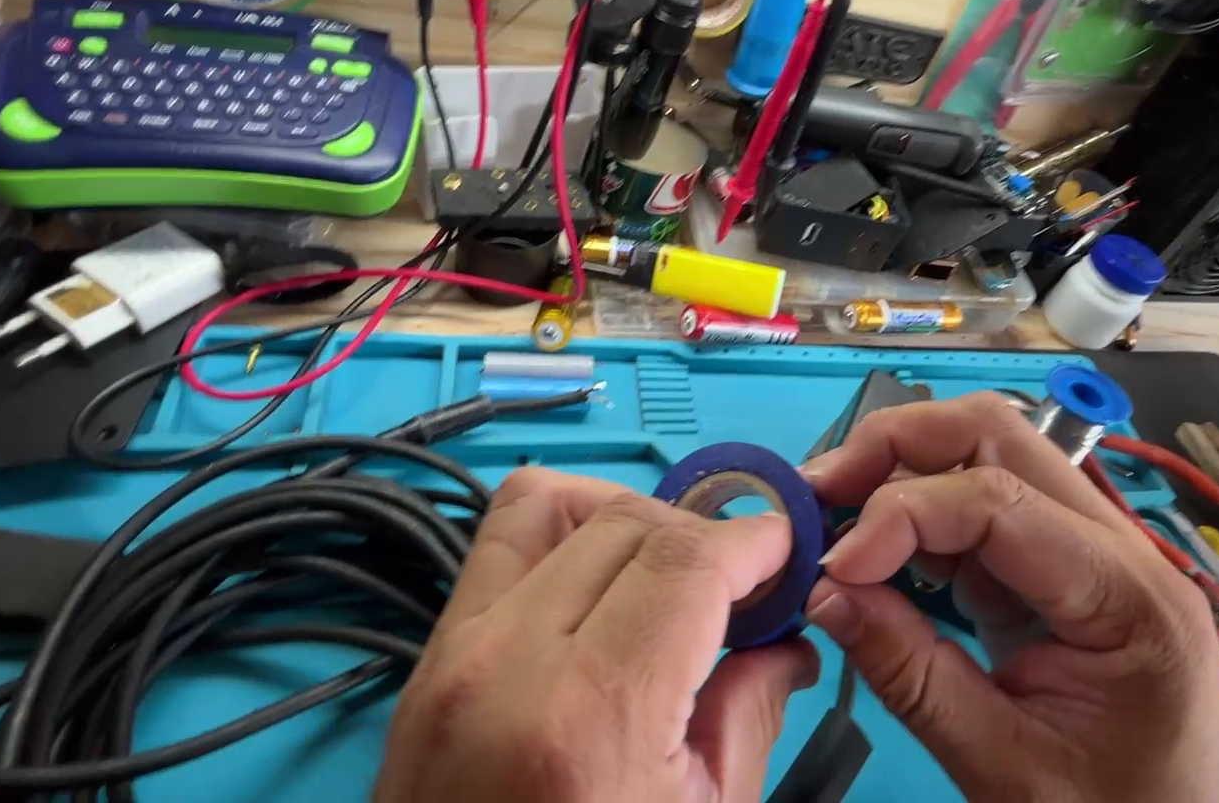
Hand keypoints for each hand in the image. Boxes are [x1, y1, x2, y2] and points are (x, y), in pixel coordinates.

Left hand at [375, 468, 819, 802]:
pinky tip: (597, 572)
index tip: (784, 549)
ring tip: (662, 569)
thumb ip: (750, 715)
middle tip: (736, 580)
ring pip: (552, 501)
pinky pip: (501, 534)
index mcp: (591, 717)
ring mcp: (456, 648)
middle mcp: (511, 659)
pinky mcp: (431, 651)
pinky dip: (562, 524)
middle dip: (701, 533)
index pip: (685, 562)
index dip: (751, 541)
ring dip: (625, 513)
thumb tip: (786, 641)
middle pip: (628, 521)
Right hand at [802, 393, 1218, 802]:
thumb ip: (910, 676)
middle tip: (822, 494)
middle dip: (893, 445)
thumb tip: (821, 591)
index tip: (831, 566)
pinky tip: (876, 543)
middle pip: (991, 432)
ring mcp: (1082, 537)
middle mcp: (1112, 539)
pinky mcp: (1050, 553)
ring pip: (979, 445)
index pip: (995, 499)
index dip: (898, 514)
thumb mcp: (1007, 773)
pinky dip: (913, 503)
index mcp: (1124, 593)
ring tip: (836, 511)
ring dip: (899, 464)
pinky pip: (973, 494)